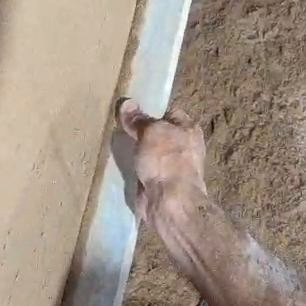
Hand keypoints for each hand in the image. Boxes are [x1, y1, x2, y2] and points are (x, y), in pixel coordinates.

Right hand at [115, 99, 210, 223]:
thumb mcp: (149, 132)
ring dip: (137, 152)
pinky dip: (135, 168)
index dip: (150, 112)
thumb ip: (138, 119)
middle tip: (120, 128)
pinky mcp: (161, 183)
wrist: (169, 202)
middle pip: (158, 133)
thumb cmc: (165, 160)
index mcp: (188, 129)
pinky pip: (145, 169)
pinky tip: (122, 164)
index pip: (168, 113)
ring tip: (117, 144)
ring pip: (150, 152)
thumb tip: (126, 102)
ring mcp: (173, 167)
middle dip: (141, 132)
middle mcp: (184, 147)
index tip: (130, 114)